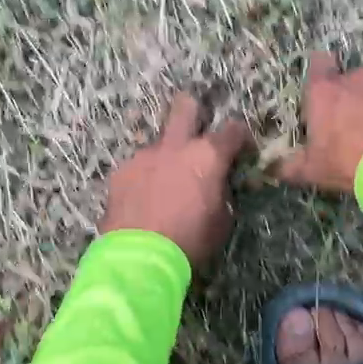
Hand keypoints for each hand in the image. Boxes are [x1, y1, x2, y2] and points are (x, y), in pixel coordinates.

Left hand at [99, 93, 252, 271]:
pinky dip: (144, 178)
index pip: (232, 130)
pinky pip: (138, 167)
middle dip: (193, 110)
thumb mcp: (221, 222)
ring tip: (163, 187)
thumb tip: (217, 187)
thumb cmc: (190, 241)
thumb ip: (221, 195)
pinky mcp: (121, 171)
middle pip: (185, 108)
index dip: (241, 138)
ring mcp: (144, 156)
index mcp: (207, 156)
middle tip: (196, 129)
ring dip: (165, 157)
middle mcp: (175, 147)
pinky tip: (142, 200)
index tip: (242, 152)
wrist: (139, 256)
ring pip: (159, 144)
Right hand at [277, 51, 362, 193]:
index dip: (320, 73)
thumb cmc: (350, 163)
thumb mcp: (313, 171)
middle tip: (356, 127)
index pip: (317, 65)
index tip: (324, 92)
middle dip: (353, 98)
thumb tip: (275, 170)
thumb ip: (291, 167)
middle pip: (350, 80)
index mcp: (324, 93)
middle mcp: (355, 78)